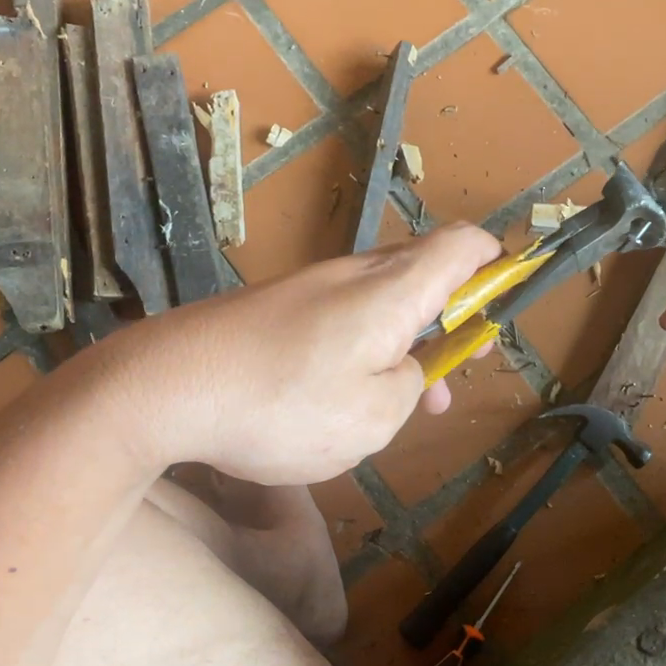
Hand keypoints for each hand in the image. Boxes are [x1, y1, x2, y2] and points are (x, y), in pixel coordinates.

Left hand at [119, 223, 502, 486]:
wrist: (163, 388)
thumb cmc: (282, 407)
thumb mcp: (373, 419)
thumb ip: (409, 388)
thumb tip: (406, 368)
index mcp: (391, 292)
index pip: (460, 246)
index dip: (492, 264)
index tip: (502, 295)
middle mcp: (351, 275)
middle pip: (421, 270)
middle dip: (448, 318)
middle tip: (452, 371)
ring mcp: (305, 288)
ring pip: (377, 300)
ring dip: (400, 342)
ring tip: (398, 403)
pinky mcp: (271, 309)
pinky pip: (336, 316)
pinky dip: (358, 347)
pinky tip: (337, 397)